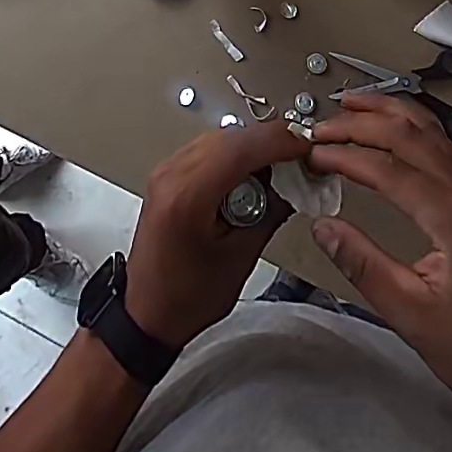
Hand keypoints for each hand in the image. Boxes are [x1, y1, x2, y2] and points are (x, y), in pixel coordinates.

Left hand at [124, 121, 309, 347]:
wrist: (145, 314)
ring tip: (282, 163)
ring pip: (222, 137)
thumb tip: (298, 181)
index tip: (306, 146)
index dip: (280, 141)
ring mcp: (167, 170)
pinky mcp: (169, 173)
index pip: (241, 149)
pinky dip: (237, 151)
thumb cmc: (187, 297)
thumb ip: (272, 211)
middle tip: (301, 154)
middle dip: (271, 140)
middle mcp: (172, 175)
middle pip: (232, 137)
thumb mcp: (241, 256)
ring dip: (254, 144)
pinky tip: (253, 169)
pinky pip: (210, 147)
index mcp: (187, 197)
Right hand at [306, 92, 451, 419]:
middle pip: (412, 136)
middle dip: (363, 123)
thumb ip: (364, 266)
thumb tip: (324, 228)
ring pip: (430, 132)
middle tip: (322, 126)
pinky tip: (392, 125)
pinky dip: (409, 127)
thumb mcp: (412, 316)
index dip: (348, 156)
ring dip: (389, 113)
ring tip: (353, 102)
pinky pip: (439, 147)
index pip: (392, 170)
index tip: (314, 155)